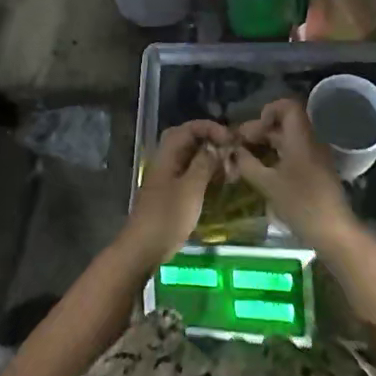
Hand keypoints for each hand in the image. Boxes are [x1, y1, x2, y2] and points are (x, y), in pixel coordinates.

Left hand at [119, 120, 228, 268]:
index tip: (231, 139)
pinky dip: (205, 173)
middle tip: (231, 151)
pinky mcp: (172, 192)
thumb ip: (204, 164)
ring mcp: (168, 176)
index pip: (189, 128)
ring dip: (210, 158)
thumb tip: (216, 145)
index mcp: (167, 154)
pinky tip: (220, 183)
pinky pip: (190, 174)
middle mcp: (166, 160)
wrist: (144, 246)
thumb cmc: (168, 216)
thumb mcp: (190, 188)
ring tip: (230, 168)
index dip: (210, 128)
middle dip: (211, 141)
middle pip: (188, 140)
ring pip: (190, 158)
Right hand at [230, 99, 357, 246]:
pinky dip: (279, 153)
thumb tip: (234, 150)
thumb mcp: (267, 184)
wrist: (334, 233)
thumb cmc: (300, 204)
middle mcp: (311, 141)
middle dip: (262, 129)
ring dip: (269, 141)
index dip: (268, 111)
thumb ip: (247, 163)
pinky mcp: (318, 169)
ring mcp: (316, 155)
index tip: (254, 130)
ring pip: (290, 137)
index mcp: (301, 138)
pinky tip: (265, 168)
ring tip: (249, 155)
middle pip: (287, 121)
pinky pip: (296, 150)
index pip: (288, 106)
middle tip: (243, 143)